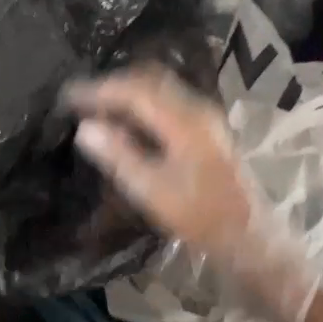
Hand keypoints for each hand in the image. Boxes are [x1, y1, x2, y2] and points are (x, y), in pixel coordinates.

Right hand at [65, 67, 319, 321]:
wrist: (255, 242)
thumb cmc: (202, 220)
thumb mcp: (154, 192)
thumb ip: (119, 156)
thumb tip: (84, 127)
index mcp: (183, 120)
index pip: (133, 90)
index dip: (97, 89)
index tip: (67, 97)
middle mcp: (197, 109)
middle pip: (148, 79)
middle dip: (112, 84)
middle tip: (79, 99)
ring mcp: (206, 118)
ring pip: (160, 88)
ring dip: (127, 92)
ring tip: (97, 107)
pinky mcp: (208, 130)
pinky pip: (168, 101)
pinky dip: (142, 102)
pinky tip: (127, 122)